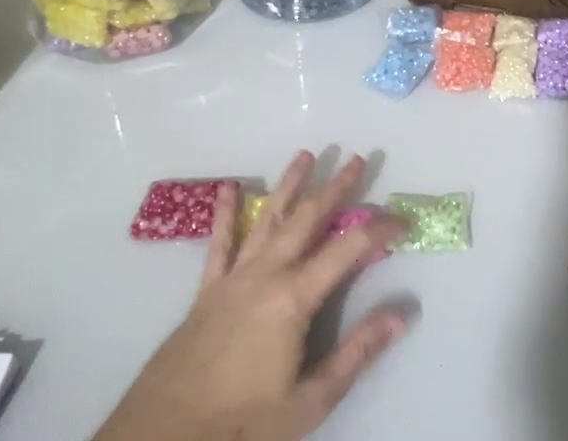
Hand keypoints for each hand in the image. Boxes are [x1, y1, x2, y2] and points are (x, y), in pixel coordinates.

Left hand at [94, 152, 409, 440]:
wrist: (163, 436)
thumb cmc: (243, 421)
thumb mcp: (311, 398)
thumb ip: (358, 352)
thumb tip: (402, 313)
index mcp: (294, 298)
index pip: (348, 249)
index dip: (380, 230)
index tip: (404, 221)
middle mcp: (264, 275)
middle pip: (307, 219)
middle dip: (336, 188)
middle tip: (358, 160)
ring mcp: (232, 279)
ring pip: (266, 220)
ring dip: (288, 186)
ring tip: (305, 155)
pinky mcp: (205, 292)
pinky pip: (219, 244)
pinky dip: (226, 214)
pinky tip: (228, 188)